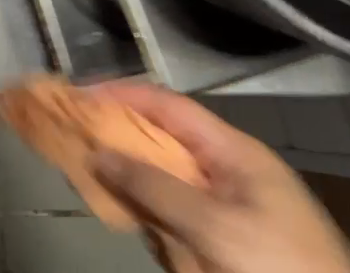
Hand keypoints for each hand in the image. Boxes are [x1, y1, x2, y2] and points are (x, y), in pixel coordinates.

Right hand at [90, 83, 349, 272]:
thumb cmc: (278, 267)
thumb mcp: (214, 226)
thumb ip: (152, 187)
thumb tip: (96, 153)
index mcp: (235, 152)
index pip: (168, 105)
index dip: (120, 94)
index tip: (75, 96)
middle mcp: (230, 171)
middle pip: (162, 139)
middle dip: (117, 134)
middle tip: (71, 133)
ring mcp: (230, 208)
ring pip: (164, 176)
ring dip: (126, 173)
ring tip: (85, 171)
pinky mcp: (227, 241)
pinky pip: (174, 212)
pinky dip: (144, 208)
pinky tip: (122, 212)